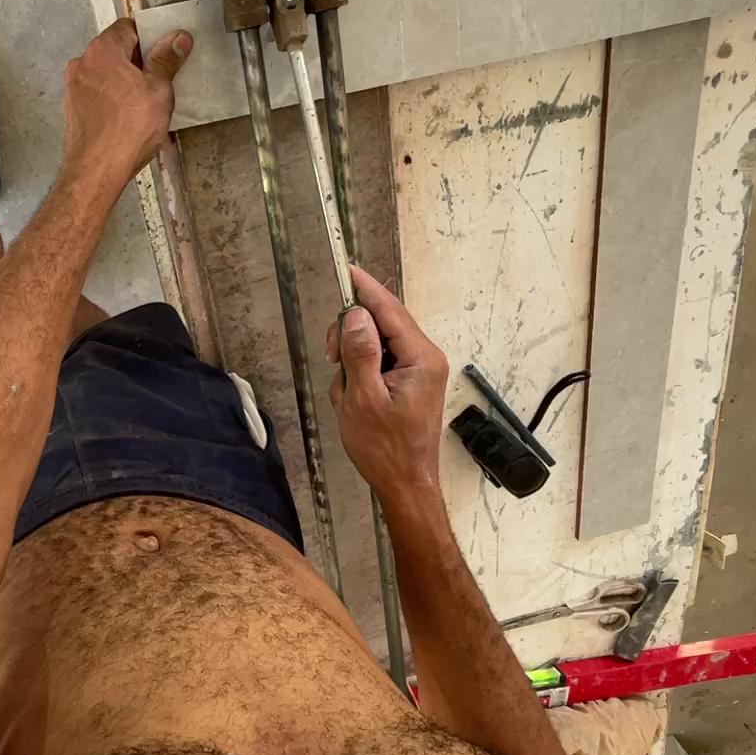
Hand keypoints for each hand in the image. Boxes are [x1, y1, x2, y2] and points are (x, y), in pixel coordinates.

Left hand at [61, 19, 190, 186]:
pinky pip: (96, 97)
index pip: (128, 28)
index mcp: (103, 50)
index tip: (163, 56)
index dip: (149, 39)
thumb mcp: (159, 92)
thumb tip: (179, 37)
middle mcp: (82, 63)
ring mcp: (73, 88)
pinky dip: (110, 102)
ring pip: (104, 76)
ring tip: (141, 106)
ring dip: (122, 84)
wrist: (96, 171)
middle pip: (114, 52)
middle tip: (156, 84)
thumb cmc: (130, 129)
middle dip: (135, 64)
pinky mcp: (71, 111)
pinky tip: (123, 120)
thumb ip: (167, 61)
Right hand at [327, 266, 449, 509]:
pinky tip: (353, 402)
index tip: (347, 270)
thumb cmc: (385, 449)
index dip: (366, 289)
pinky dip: (357, 378)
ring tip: (346, 395)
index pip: (389, 311)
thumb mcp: (363, 400)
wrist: (404, 484)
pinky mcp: (407, 384)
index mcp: (420, 358)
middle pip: (380, 324)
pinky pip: (375, 365)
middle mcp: (424, 358)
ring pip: (373, 345)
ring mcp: (416, 371)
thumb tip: (354, 316)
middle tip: (332, 359)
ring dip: (351, 364)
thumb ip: (360, 353)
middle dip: (349, 337)